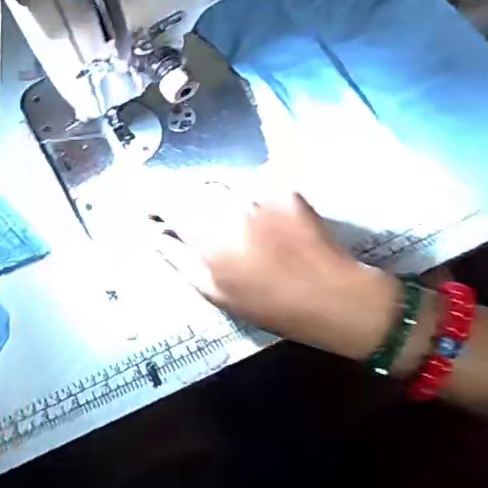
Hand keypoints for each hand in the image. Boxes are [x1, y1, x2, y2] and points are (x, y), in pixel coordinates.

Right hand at [151, 186, 398, 360]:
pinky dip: (252, 196)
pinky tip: (266, 220)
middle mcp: (229, 204)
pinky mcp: (284, 187)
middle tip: (204, 224)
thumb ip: (179, 260)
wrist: (332, 295)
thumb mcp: (216, 293)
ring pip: (225, 184)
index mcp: (207, 234)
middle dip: (191, 200)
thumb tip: (155, 236)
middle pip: (195, 188)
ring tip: (241, 225)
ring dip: (221, 197)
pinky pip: (255, 184)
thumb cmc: (270, 304)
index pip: (167, 202)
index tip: (155, 210)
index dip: (157, 203)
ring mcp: (259, 192)